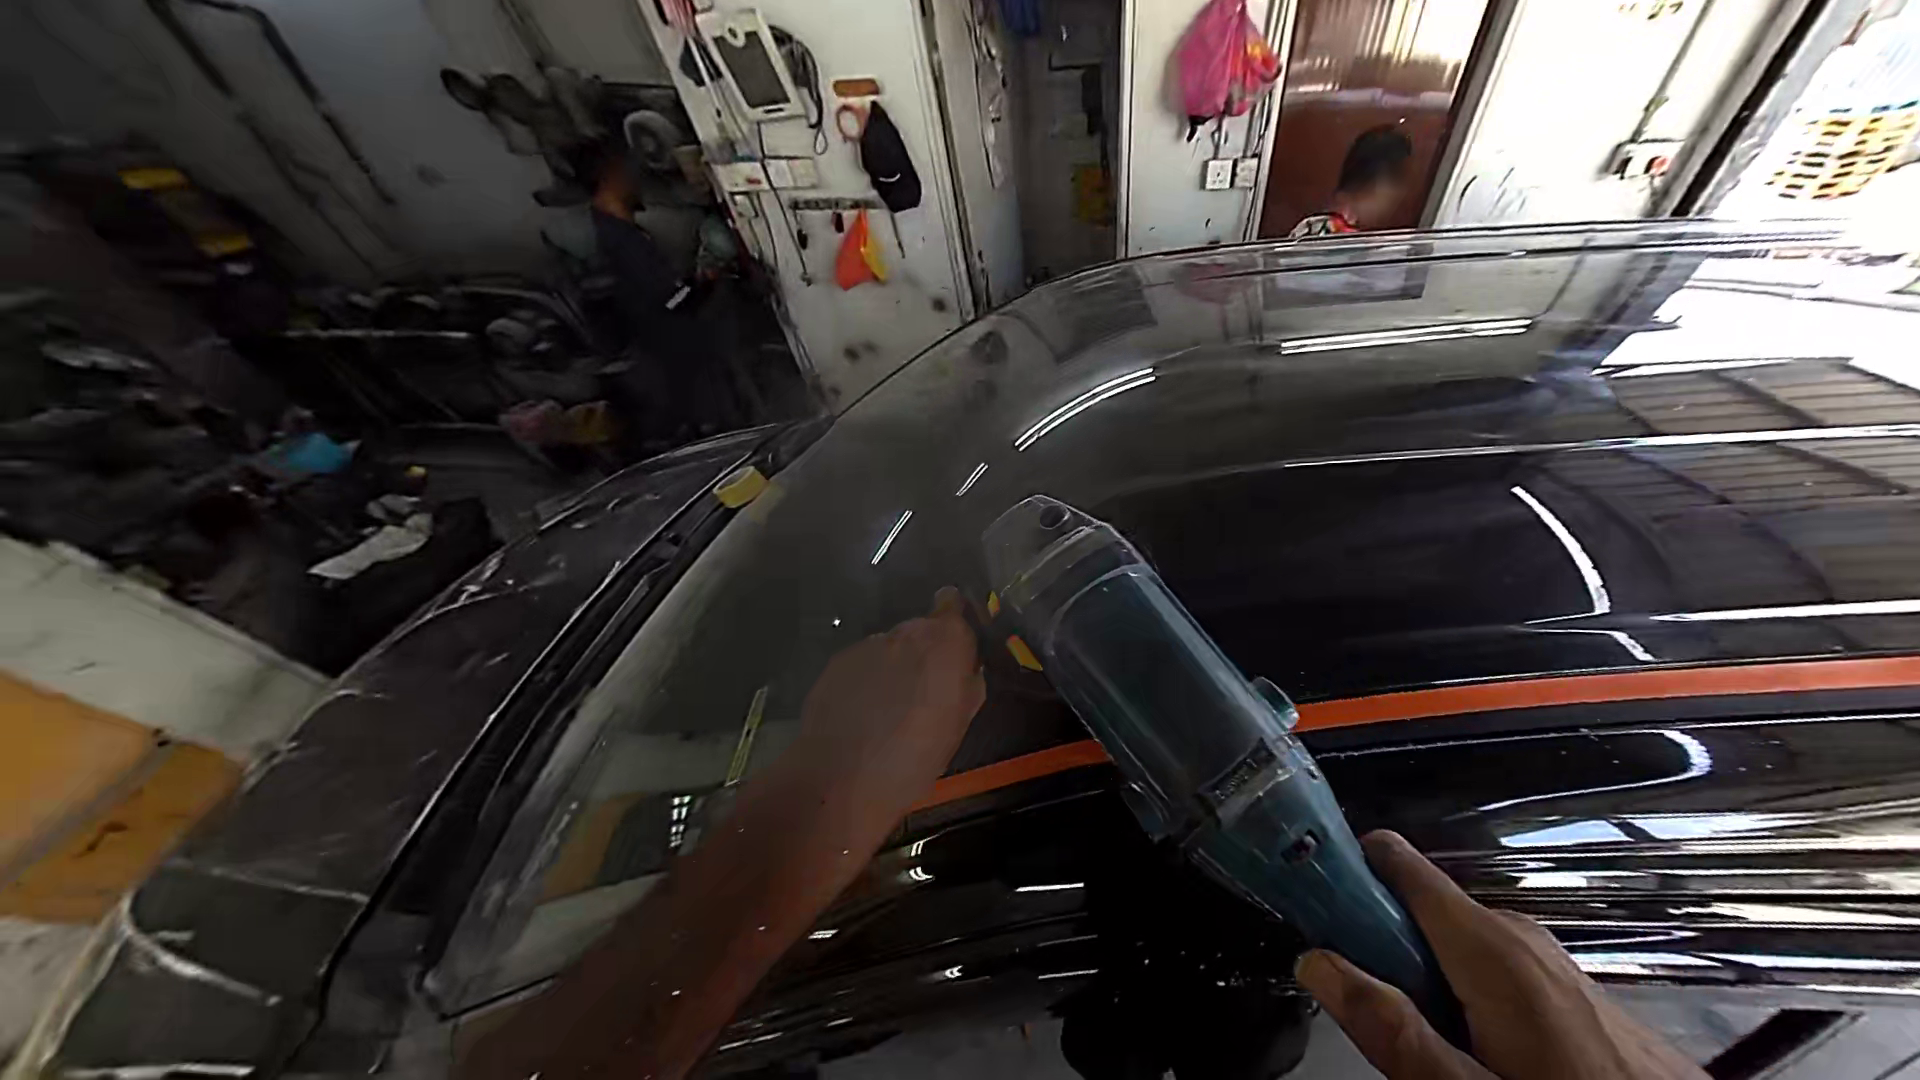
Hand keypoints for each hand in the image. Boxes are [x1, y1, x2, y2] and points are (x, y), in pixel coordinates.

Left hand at [785, 587, 985, 812]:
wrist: (844, 778)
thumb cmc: (917, 755)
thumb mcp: (960, 722)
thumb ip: (966, 681)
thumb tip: (964, 666)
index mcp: (944, 641)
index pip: (952, 603)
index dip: (953, 617)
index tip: (952, 641)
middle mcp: (905, 632)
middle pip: (919, 630)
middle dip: (922, 653)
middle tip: (921, 691)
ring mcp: (867, 645)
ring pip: (889, 648)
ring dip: (893, 667)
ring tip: (887, 709)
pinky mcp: (837, 661)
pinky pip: (862, 664)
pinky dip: (865, 680)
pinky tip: (861, 713)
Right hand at [1294, 831, 1706, 1079]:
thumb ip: (1390, 1028)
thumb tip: (1312, 962)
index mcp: (1489, 945)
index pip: (1391, 857)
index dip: (1343, 870)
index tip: (1317, 908)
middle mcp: (1517, 935)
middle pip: (1411, 907)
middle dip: (1382, 947)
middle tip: (1384, 1011)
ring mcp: (1550, 962)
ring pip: (1447, 943)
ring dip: (1422, 977)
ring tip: (1441, 1047)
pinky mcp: (1572, 991)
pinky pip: (1488, 967)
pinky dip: (1465, 994)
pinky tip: (1488, 1056)